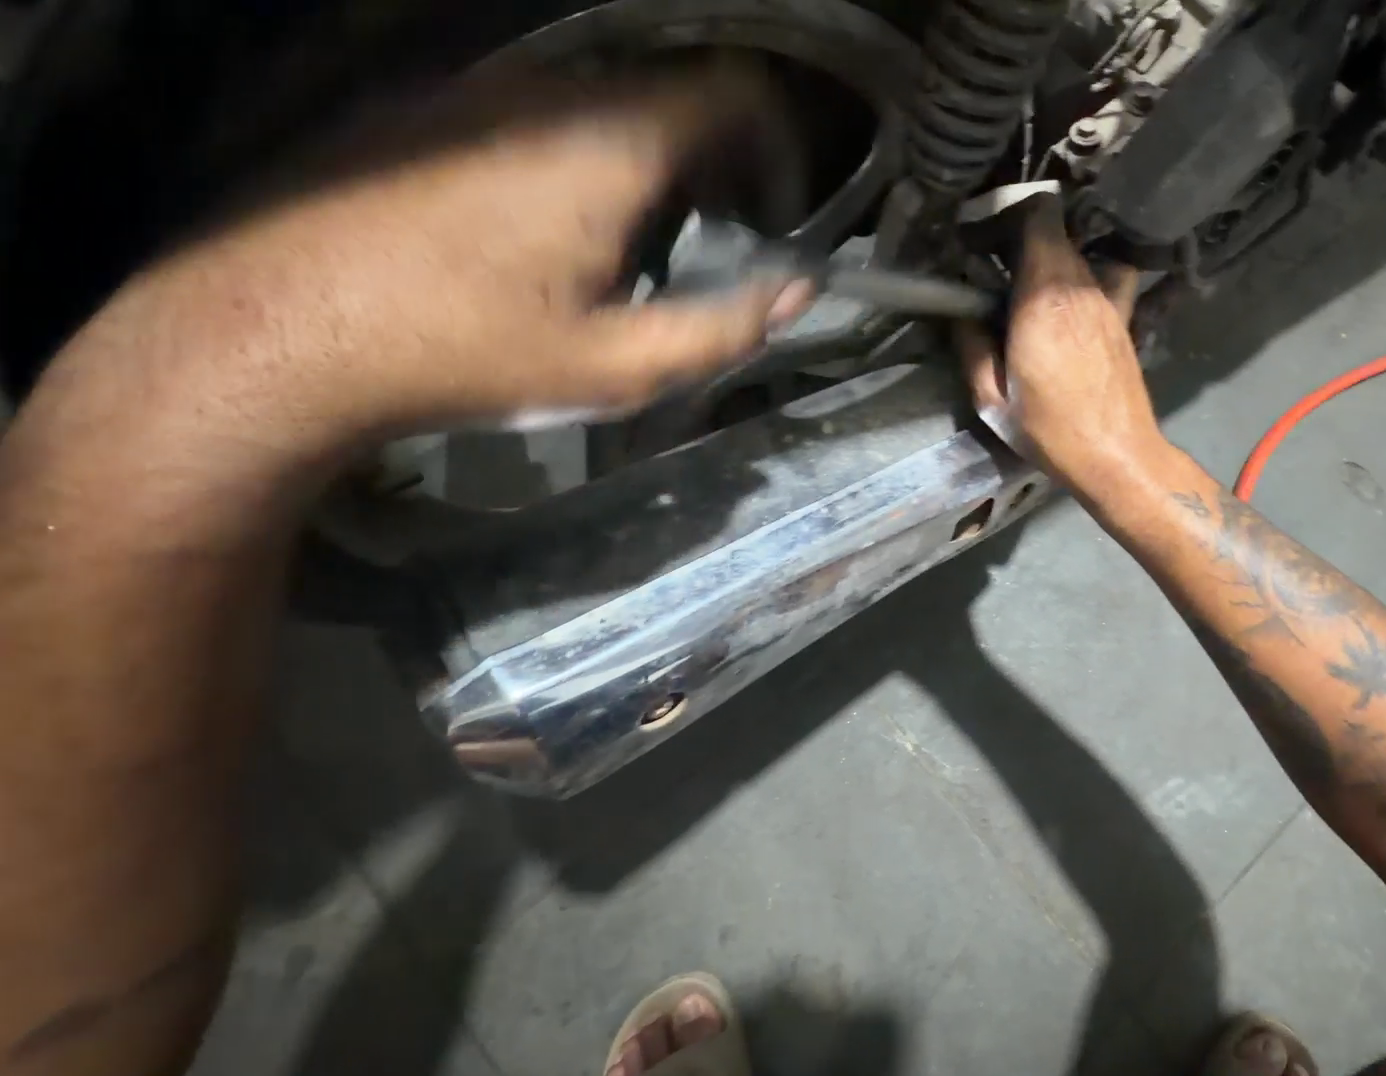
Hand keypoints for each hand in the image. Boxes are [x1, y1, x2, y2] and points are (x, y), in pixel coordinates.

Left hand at [67, 67, 811, 455]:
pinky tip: (566, 235)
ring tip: (651, 250)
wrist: (278, 330)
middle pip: (679, 97)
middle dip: (725, 166)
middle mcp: (553, 93)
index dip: (781, 147)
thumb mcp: (618, 367)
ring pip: (614, 105)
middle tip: (728, 241)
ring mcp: (486, 91)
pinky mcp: (437, 106)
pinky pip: (551, 114)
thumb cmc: (467, 354)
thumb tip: (800, 291)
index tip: (780, 215)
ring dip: (660, 167)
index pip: (737, 94)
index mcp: (610, 146)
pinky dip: (596, 161)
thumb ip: (726, 328)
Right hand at [956, 196, 1158, 489]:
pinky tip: (1073, 298)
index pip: (1038, 217)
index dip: (1009, 213)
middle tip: (995, 267)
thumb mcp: (992, 400)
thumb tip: (961, 313)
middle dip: (1022, 240)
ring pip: (1079, 256)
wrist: (1118, 456)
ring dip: (1052, 261)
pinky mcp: (1124, 318)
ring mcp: (1108, 300)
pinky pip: (1107, 276)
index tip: (984, 234)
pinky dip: (1088, 274)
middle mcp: (1079, 287)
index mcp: (1042, 299)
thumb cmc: (1050, 432)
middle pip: (1055, 233)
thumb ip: (971, 347)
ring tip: (1028, 288)